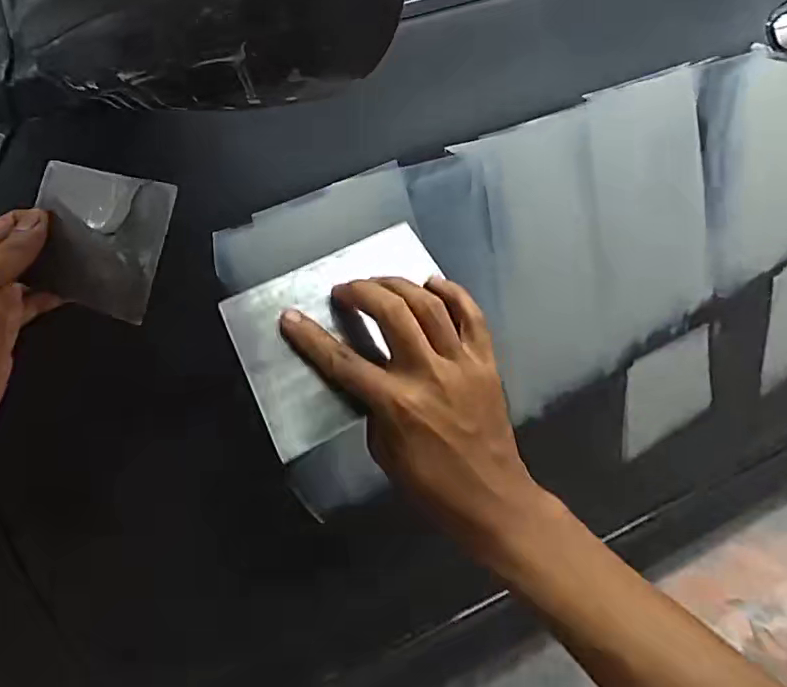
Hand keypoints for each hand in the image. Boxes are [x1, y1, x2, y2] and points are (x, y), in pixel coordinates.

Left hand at [0, 209, 63, 454]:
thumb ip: (8, 252)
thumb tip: (37, 222)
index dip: (25, 220)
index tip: (60, 214)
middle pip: (12, 250)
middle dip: (41, 240)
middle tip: (79, 231)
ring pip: (26, 274)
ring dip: (49, 265)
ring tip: (82, 253)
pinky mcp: (7, 328)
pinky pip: (34, 301)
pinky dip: (53, 293)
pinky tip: (74, 286)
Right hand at [280, 277, 545, 553]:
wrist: (495, 503)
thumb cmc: (431, 485)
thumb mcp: (383, 450)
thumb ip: (371, 405)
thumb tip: (365, 372)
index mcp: (397, 404)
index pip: (344, 361)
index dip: (312, 337)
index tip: (291, 316)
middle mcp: (429, 376)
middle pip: (392, 314)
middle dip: (361, 291)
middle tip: (345, 290)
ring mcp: (462, 366)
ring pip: (429, 306)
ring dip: (398, 285)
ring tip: (379, 282)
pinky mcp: (487, 364)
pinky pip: (471, 316)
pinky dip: (452, 293)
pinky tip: (432, 282)